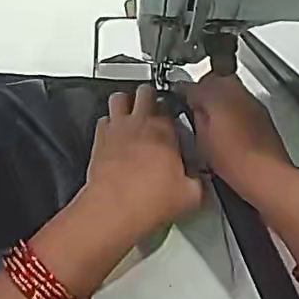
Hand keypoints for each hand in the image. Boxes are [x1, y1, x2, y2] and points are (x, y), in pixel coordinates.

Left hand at [82, 86, 203, 233]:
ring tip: (131, 111)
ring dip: (126, 102)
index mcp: (165, 131)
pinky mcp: (99, 139)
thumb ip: (198, 182)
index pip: (171, 107)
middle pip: (145, 92)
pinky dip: (109, 122)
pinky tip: (114, 132)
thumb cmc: (148, 198)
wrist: (115, 206)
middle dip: (150, 96)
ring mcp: (117, 128)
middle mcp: (140, 123)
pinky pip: (103, 119)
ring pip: (119, 98)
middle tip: (154, 106)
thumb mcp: (190, 195)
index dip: (173, 111)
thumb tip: (199, 183)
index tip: (175, 120)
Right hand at [179, 75, 298, 199]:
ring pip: (229, 89)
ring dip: (218, 99)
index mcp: (217, 94)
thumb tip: (192, 109)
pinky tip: (227, 129)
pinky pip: (241, 103)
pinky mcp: (262, 114)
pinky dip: (232, 110)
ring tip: (210, 121)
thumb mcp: (201, 140)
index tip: (178, 97)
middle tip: (193, 107)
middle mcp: (237, 92)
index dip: (182, 92)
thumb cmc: (236, 160)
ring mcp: (252, 102)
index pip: (193, 85)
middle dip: (203, 91)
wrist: (266, 175)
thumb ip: (194, 116)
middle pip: (214, 80)